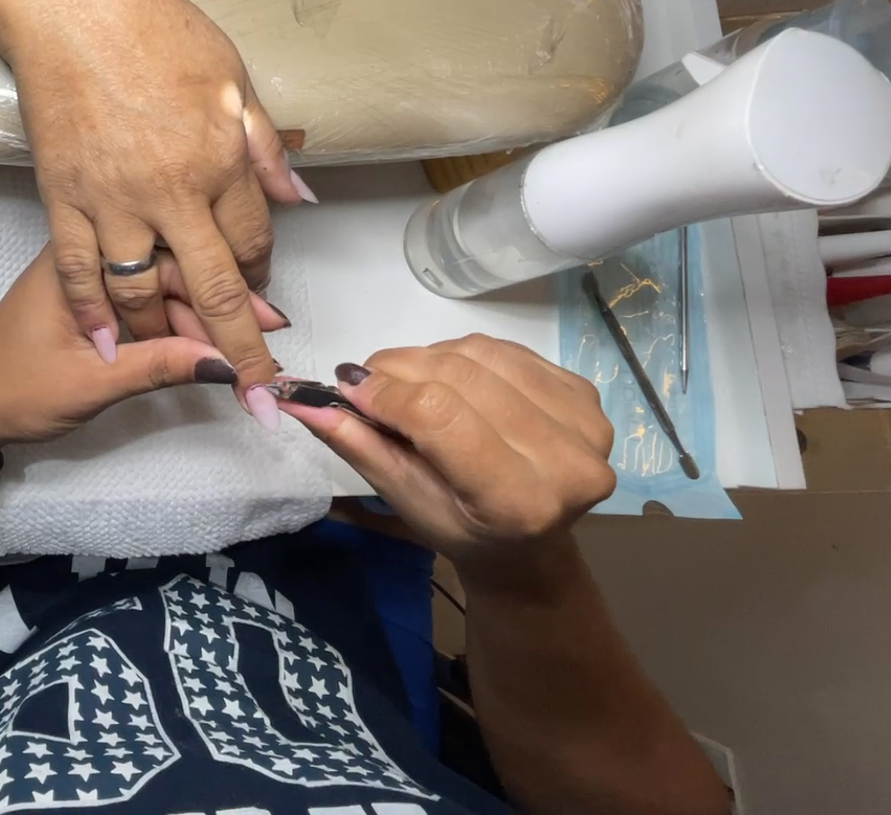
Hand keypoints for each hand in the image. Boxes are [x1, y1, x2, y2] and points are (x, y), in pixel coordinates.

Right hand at [0, 0, 308, 399]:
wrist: (67, 8)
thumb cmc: (153, 30)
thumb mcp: (230, 76)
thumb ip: (262, 145)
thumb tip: (298, 195)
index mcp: (219, 160)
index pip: (254, 242)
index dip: (264, 277)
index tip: (267, 299)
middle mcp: (172, 194)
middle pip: (214, 288)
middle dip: (244, 350)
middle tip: (263, 394)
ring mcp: (113, 202)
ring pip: (143, 292)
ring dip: (166, 334)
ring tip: (180, 354)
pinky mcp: (63, 201)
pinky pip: (79, 272)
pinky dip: (93, 313)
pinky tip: (106, 343)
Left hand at [0, 245, 290, 462]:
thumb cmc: (16, 391)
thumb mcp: (91, 382)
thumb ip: (160, 365)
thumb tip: (229, 363)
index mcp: (75, 263)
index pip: (163, 267)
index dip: (217, 296)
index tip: (264, 321)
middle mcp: (85, 260)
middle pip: (166, 273)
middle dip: (218, 305)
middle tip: (272, 329)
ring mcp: (89, 283)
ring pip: (159, 291)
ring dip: (201, 319)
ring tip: (250, 342)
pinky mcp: (91, 306)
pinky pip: (143, 306)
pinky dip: (175, 327)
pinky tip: (208, 344)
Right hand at [275, 335, 615, 581]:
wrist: (527, 541)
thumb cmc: (457, 527)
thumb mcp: (399, 495)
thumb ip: (355, 443)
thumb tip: (302, 401)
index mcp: (517, 502)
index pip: (438, 416)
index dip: (384, 393)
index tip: (346, 386)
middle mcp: (566, 462)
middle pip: (459, 376)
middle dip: (399, 369)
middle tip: (368, 381)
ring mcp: (587, 424)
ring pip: (479, 353)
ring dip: (429, 357)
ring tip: (409, 383)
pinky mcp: (588, 396)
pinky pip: (506, 349)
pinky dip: (464, 354)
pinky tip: (453, 379)